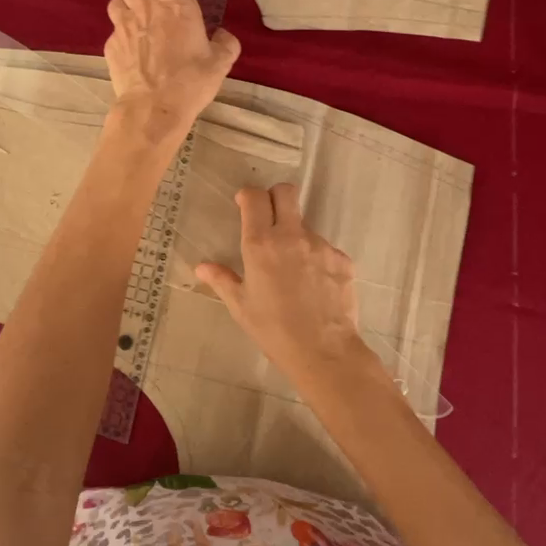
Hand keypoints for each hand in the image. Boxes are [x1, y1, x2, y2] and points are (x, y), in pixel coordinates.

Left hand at [104, 0, 239, 140]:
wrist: (154, 108)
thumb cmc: (191, 81)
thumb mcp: (220, 63)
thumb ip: (224, 44)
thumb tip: (223, 36)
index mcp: (175, 4)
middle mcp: (146, 8)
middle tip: (149, 4)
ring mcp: (123, 26)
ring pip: (115, 2)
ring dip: (125, 8)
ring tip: (137, 25)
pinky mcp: (110, 45)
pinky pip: (112, 32)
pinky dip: (120, 37)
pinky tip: (132, 53)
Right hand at [195, 183, 369, 383]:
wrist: (325, 353)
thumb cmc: (274, 331)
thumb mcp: (241, 306)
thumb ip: (222, 280)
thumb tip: (202, 267)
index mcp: (260, 244)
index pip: (255, 197)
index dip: (248, 196)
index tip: (244, 205)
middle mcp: (291, 236)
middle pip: (285, 192)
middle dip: (275, 197)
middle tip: (270, 218)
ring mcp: (320, 246)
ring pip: (305, 226)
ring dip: (296, 238)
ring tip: (294, 273)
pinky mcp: (342, 259)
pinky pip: (325, 250)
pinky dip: (317, 260)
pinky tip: (314, 286)